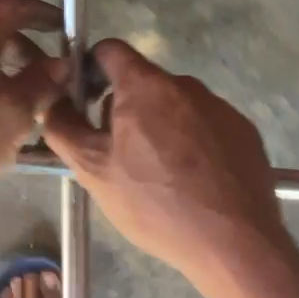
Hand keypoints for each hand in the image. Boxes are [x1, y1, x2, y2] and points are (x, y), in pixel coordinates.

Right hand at [43, 39, 293, 285]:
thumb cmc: (156, 204)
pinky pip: (206, 125)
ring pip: (174, 105)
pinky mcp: (245, 133)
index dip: (91, 68)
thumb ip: (63, 127)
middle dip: (124, 106)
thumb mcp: (93, 170)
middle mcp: (185, 85)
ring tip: (158, 174)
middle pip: (142, 81)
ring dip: (159, 125)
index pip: (110, 49)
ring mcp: (220, 108)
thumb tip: (53, 103)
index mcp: (144, 85)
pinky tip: (192, 182)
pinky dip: (193, 142)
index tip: (86, 100)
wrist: (236, 247)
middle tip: (118, 151)